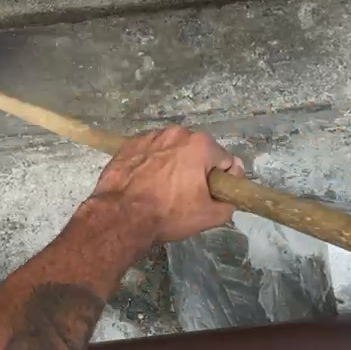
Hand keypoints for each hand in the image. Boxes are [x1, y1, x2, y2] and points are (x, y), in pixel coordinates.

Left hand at [74, 126, 242, 248]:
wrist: (120, 214)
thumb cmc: (168, 213)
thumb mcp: (210, 215)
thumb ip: (230, 201)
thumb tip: (230, 192)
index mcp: (200, 145)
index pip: (226, 161)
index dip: (224, 179)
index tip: (215, 194)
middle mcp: (176, 133)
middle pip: (198, 152)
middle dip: (198, 169)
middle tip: (189, 194)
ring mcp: (150, 136)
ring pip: (173, 150)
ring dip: (174, 164)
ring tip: (165, 188)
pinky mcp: (129, 144)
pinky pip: (150, 152)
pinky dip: (152, 162)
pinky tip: (146, 181)